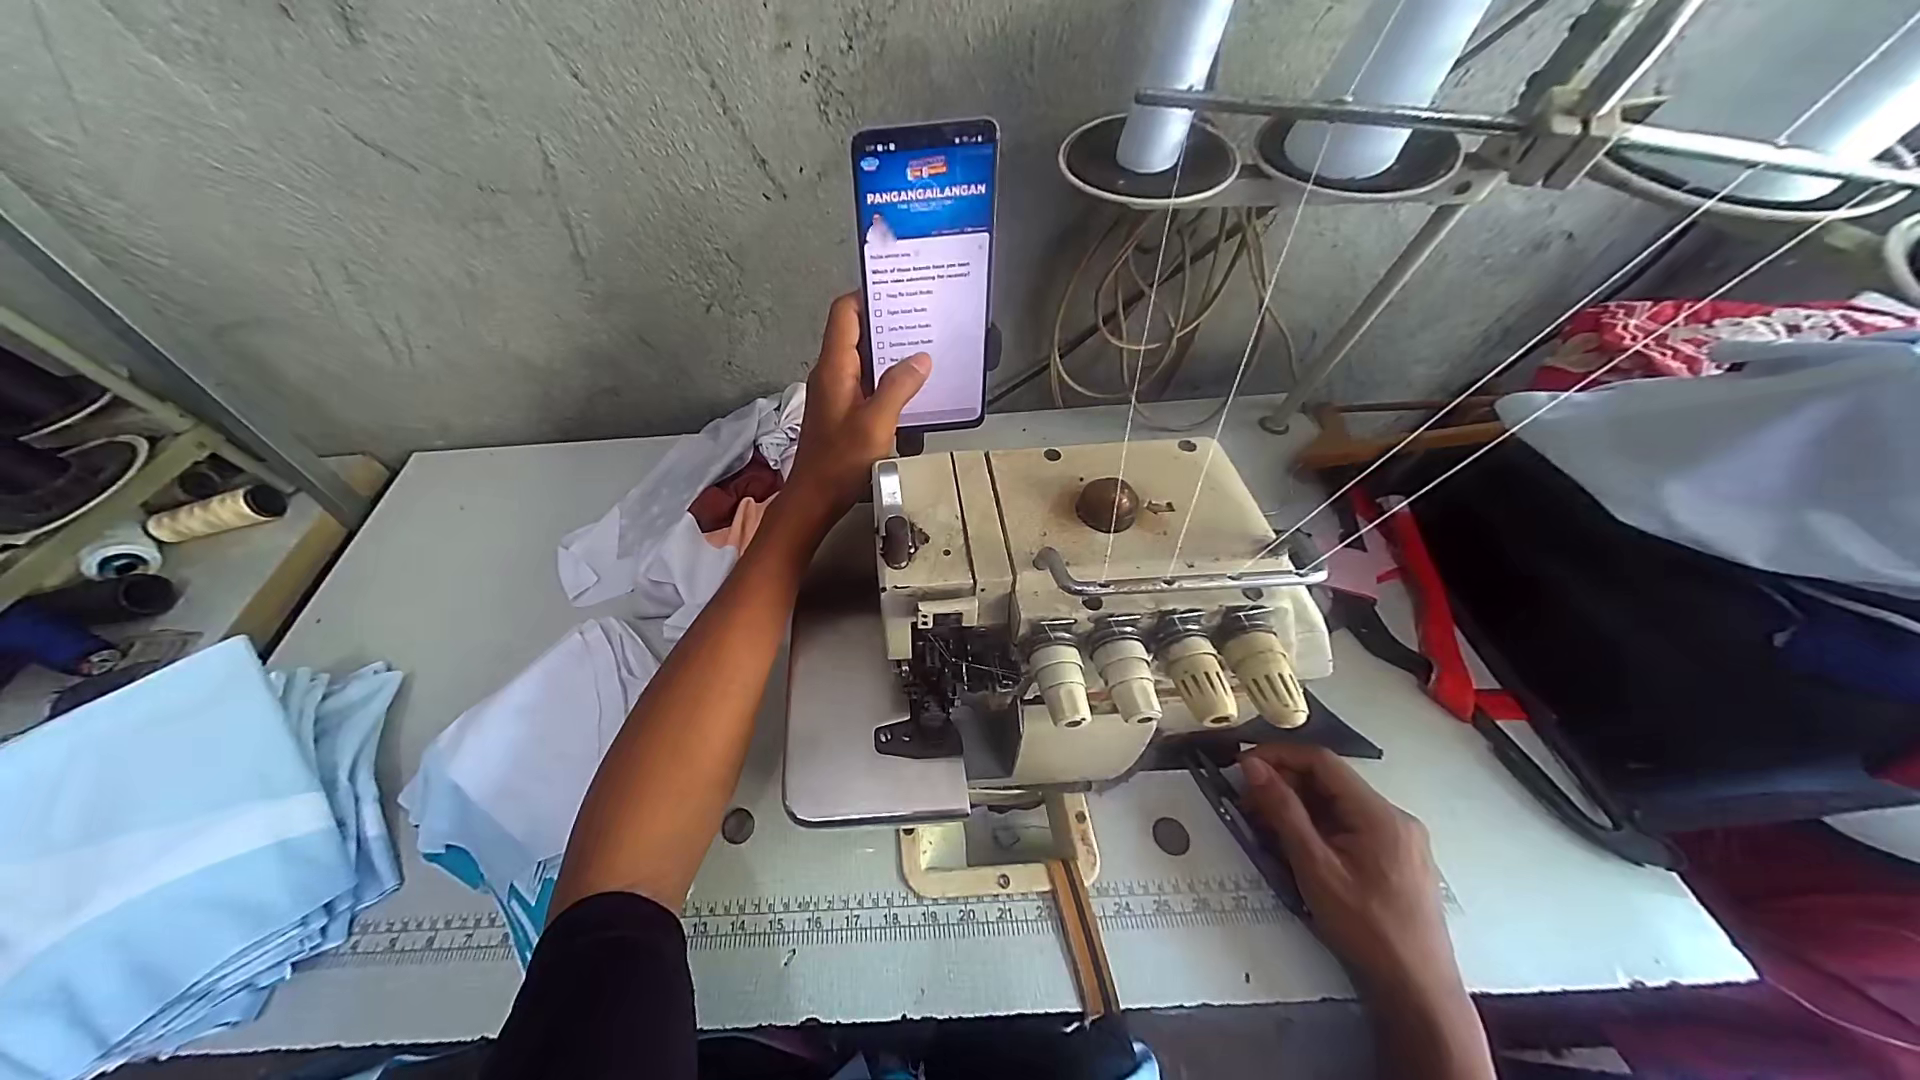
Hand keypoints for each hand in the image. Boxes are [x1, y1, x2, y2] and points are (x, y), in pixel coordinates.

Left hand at [786, 293, 931, 510]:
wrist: (815, 498)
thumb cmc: (839, 463)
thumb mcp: (876, 423)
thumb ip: (899, 387)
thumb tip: (920, 360)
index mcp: (834, 368)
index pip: (845, 313)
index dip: (869, 296)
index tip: (898, 293)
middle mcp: (831, 374)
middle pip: (856, 333)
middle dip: (888, 324)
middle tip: (921, 321)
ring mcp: (836, 393)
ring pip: (863, 360)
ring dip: (890, 354)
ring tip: (923, 351)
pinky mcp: (843, 411)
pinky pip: (866, 383)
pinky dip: (887, 380)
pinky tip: (910, 389)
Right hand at [1238, 744, 1459, 997]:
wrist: (1418, 991)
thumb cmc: (1367, 930)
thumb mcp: (1314, 866)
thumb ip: (1282, 810)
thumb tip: (1253, 767)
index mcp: (1380, 814)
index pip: (1322, 761)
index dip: (1278, 756)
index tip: (1244, 765)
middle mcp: (1394, 817)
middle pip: (1329, 781)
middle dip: (1284, 784)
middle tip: (1248, 801)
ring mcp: (1399, 837)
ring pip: (1336, 803)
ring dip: (1297, 806)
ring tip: (1265, 826)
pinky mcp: (1396, 856)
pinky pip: (1348, 824)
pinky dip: (1317, 825)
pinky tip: (1295, 844)